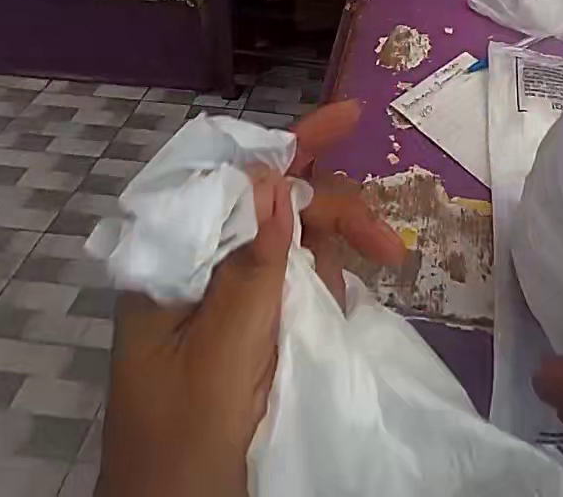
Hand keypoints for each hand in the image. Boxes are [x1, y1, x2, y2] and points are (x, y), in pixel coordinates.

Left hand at [96, 101, 407, 496]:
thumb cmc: (184, 447)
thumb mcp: (221, 356)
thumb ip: (249, 267)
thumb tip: (273, 179)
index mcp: (175, 260)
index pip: (236, 180)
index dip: (295, 142)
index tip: (352, 116)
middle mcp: (203, 263)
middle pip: (276, 206)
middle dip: (333, 212)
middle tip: (387, 246)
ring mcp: (230, 291)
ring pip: (295, 237)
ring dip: (339, 244)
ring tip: (382, 266)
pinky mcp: (253, 319)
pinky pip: (300, 276)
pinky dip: (329, 279)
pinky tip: (344, 301)